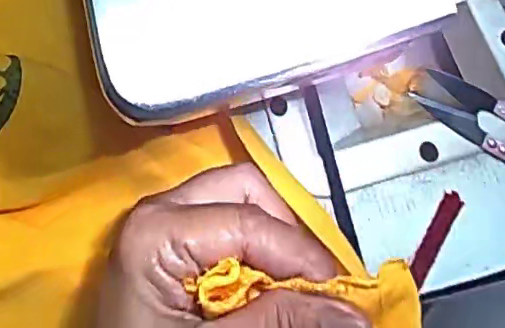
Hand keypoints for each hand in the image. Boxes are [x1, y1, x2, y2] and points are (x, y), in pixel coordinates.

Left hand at [97, 163, 369, 327]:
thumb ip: (278, 321)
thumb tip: (348, 310)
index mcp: (155, 230)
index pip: (247, 221)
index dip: (302, 255)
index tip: (344, 294)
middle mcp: (156, 210)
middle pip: (242, 189)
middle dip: (287, 233)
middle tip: (321, 287)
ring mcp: (160, 222)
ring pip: (235, 200)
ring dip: (273, 241)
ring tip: (299, 290)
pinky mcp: (168, 243)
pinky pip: (222, 225)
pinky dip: (253, 252)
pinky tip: (269, 288)